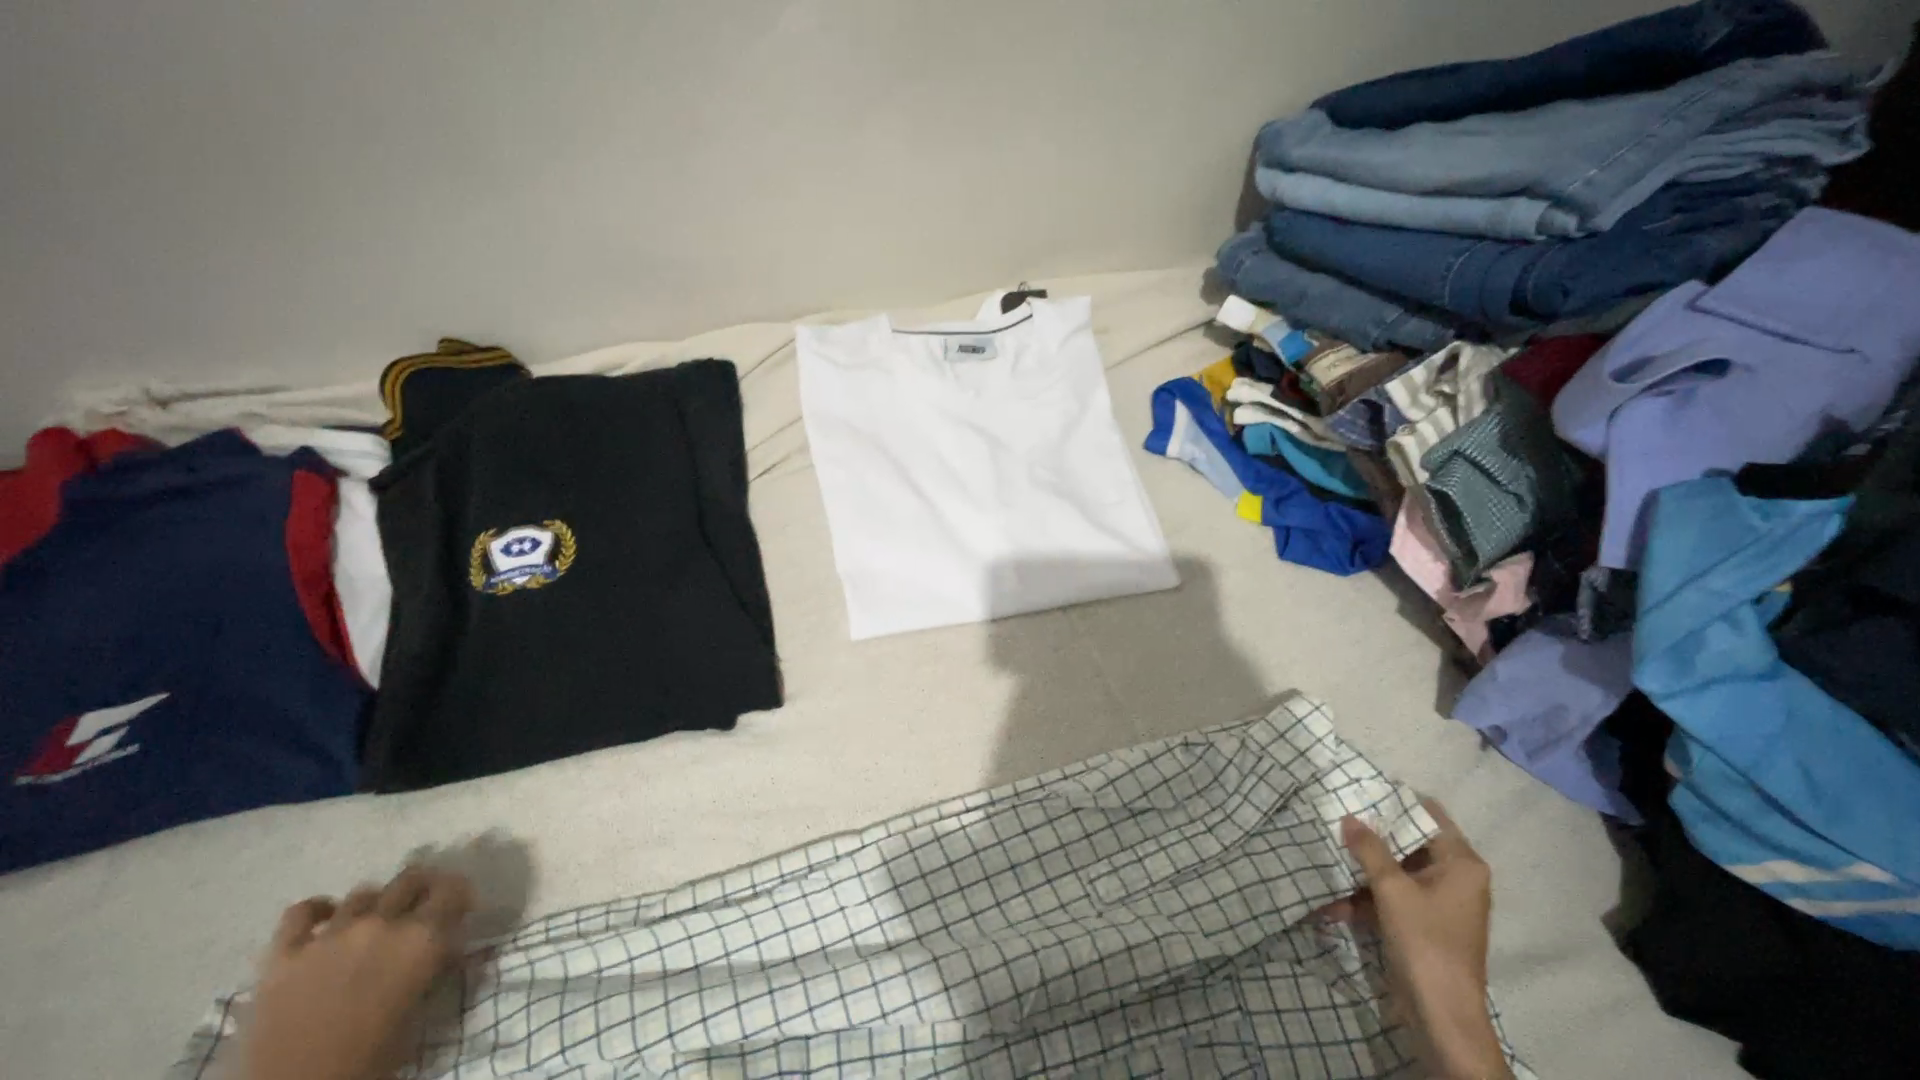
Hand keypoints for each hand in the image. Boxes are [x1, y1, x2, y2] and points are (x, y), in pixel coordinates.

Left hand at [243, 866, 473, 1079]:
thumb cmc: (373, 1057)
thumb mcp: (421, 1012)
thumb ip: (434, 969)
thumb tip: (445, 946)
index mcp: (421, 939)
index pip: (453, 889)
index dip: (460, 893)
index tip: (460, 906)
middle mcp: (381, 923)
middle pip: (409, 879)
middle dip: (422, 887)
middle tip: (423, 905)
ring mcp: (330, 934)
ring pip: (363, 893)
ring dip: (376, 903)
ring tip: (375, 921)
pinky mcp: (285, 952)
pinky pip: (302, 911)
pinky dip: (318, 910)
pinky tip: (325, 919)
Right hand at [1341, 799, 1510, 1079]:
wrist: (1441, 1012)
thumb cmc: (1425, 941)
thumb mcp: (1391, 889)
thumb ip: (1369, 849)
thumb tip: (1348, 817)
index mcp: (1462, 863)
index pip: (1428, 814)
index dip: (1395, 801)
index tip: (1359, 792)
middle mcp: (1457, 878)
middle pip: (1409, 843)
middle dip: (1371, 840)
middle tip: (1335, 823)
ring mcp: (1442, 903)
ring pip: (1397, 874)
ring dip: (1363, 875)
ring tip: (1328, 867)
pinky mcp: (1426, 926)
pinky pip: (1395, 900)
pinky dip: (1369, 901)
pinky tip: (1336, 907)